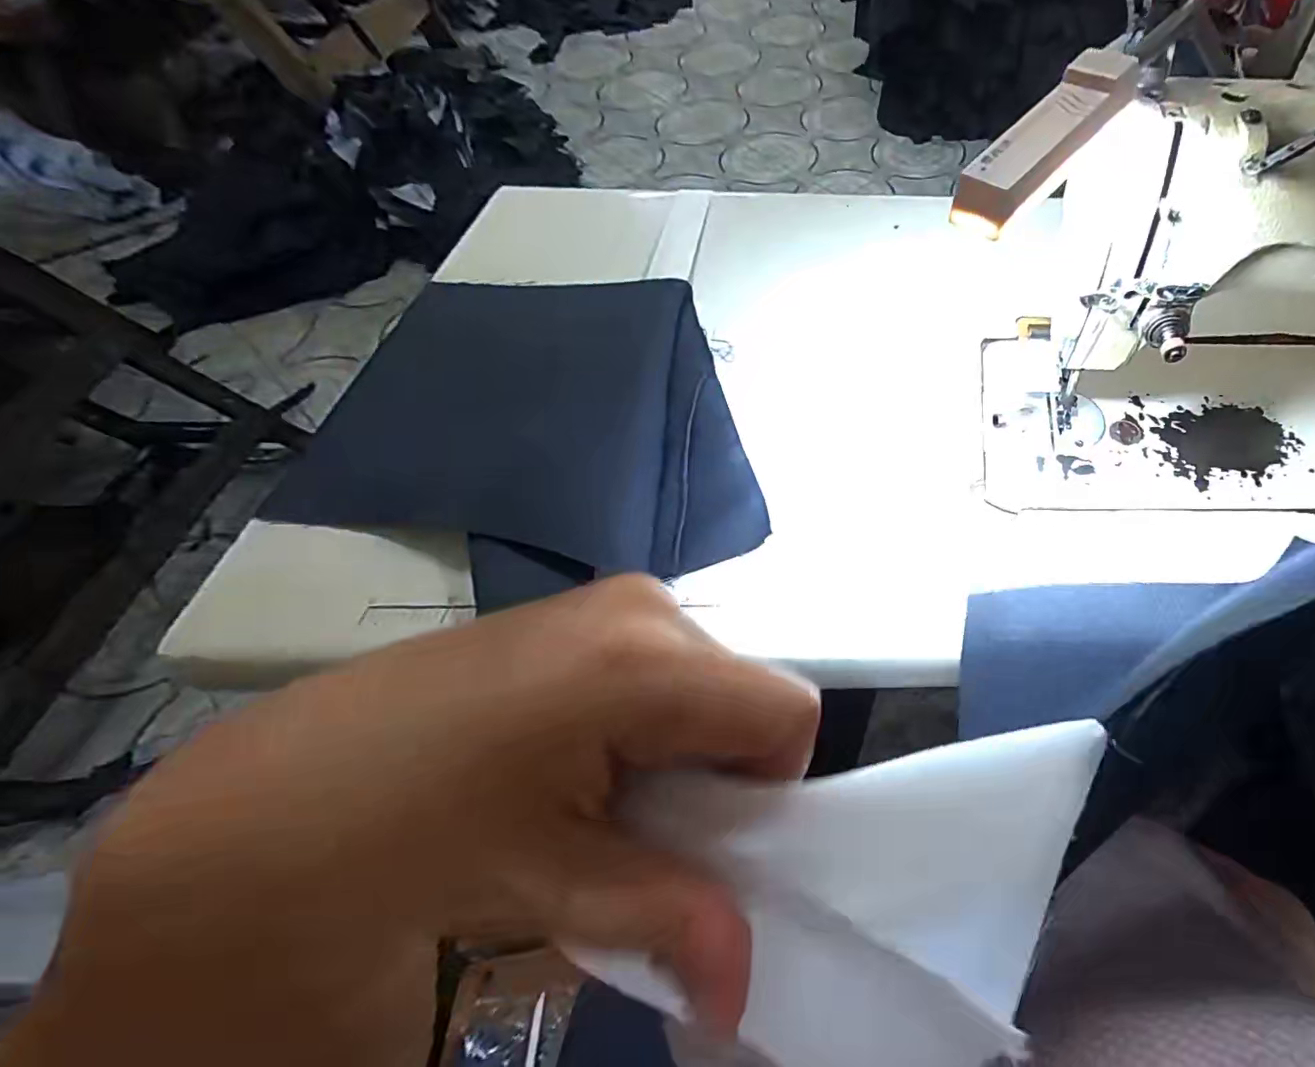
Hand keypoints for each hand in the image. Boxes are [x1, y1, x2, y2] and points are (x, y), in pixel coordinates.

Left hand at [4, 575, 819, 1066]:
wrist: (248, 808)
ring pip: (712, 681)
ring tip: (597, 792)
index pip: (788, 712)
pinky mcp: (582, 609)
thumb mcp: (550, 894)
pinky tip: (573, 755)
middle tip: (640, 822)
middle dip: (720, 768)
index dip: (767, 784)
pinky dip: (651, 717)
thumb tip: (744, 994)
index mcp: (647, 661)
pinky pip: (667, 663)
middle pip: (748, 696)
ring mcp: (610, 599)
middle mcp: (643, 607)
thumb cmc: (401, 850)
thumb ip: (673, 923)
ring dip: (683, 746)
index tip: (700, 832)